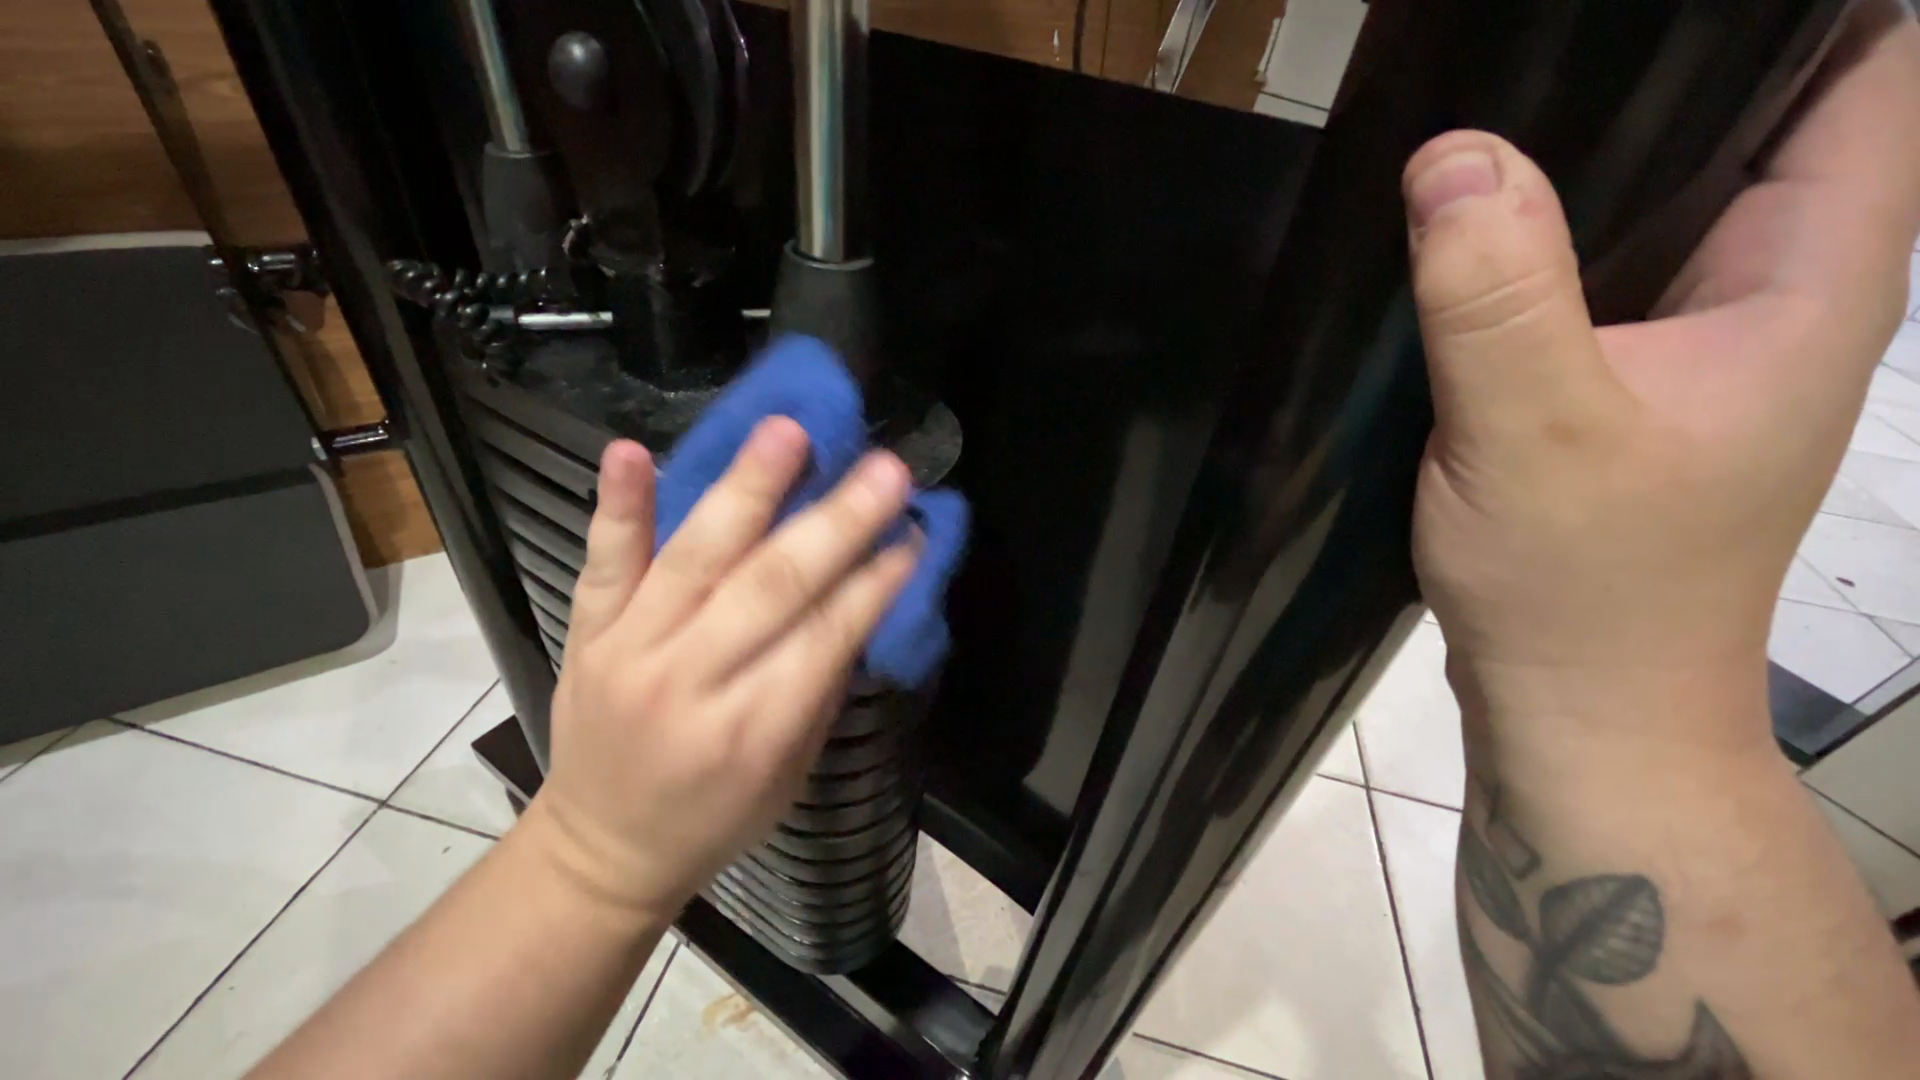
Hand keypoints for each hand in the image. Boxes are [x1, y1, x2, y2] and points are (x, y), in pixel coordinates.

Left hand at [523, 421, 920, 914]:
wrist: (602, 849)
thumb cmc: (715, 819)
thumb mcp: (789, 775)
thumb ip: (820, 688)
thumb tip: (862, 599)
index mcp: (755, 730)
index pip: (827, 636)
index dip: (876, 581)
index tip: (914, 531)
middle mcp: (693, 681)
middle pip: (774, 587)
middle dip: (837, 522)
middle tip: (885, 468)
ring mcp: (632, 649)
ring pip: (697, 558)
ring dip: (748, 490)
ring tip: (789, 432)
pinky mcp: (589, 631)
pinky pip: (604, 562)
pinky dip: (619, 506)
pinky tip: (631, 450)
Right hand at [1405, 3, 1919, 743]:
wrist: (1577, 702)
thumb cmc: (1579, 580)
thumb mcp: (1533, 429)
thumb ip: (1497, 291)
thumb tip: (1449, 154)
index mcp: (1809, 279)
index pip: (1857, 75)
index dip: (1773, 23)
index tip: (1614, 22)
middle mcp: (1771, 296)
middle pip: (1750, 128)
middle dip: (1648, 85)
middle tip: (1520, 66)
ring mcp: (1694, 348)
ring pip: (1661, 209)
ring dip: (1582, 169)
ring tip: (1483, 135)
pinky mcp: (1624, 390)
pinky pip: (1595, 281)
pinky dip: (1541, 246)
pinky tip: (1467, 242)